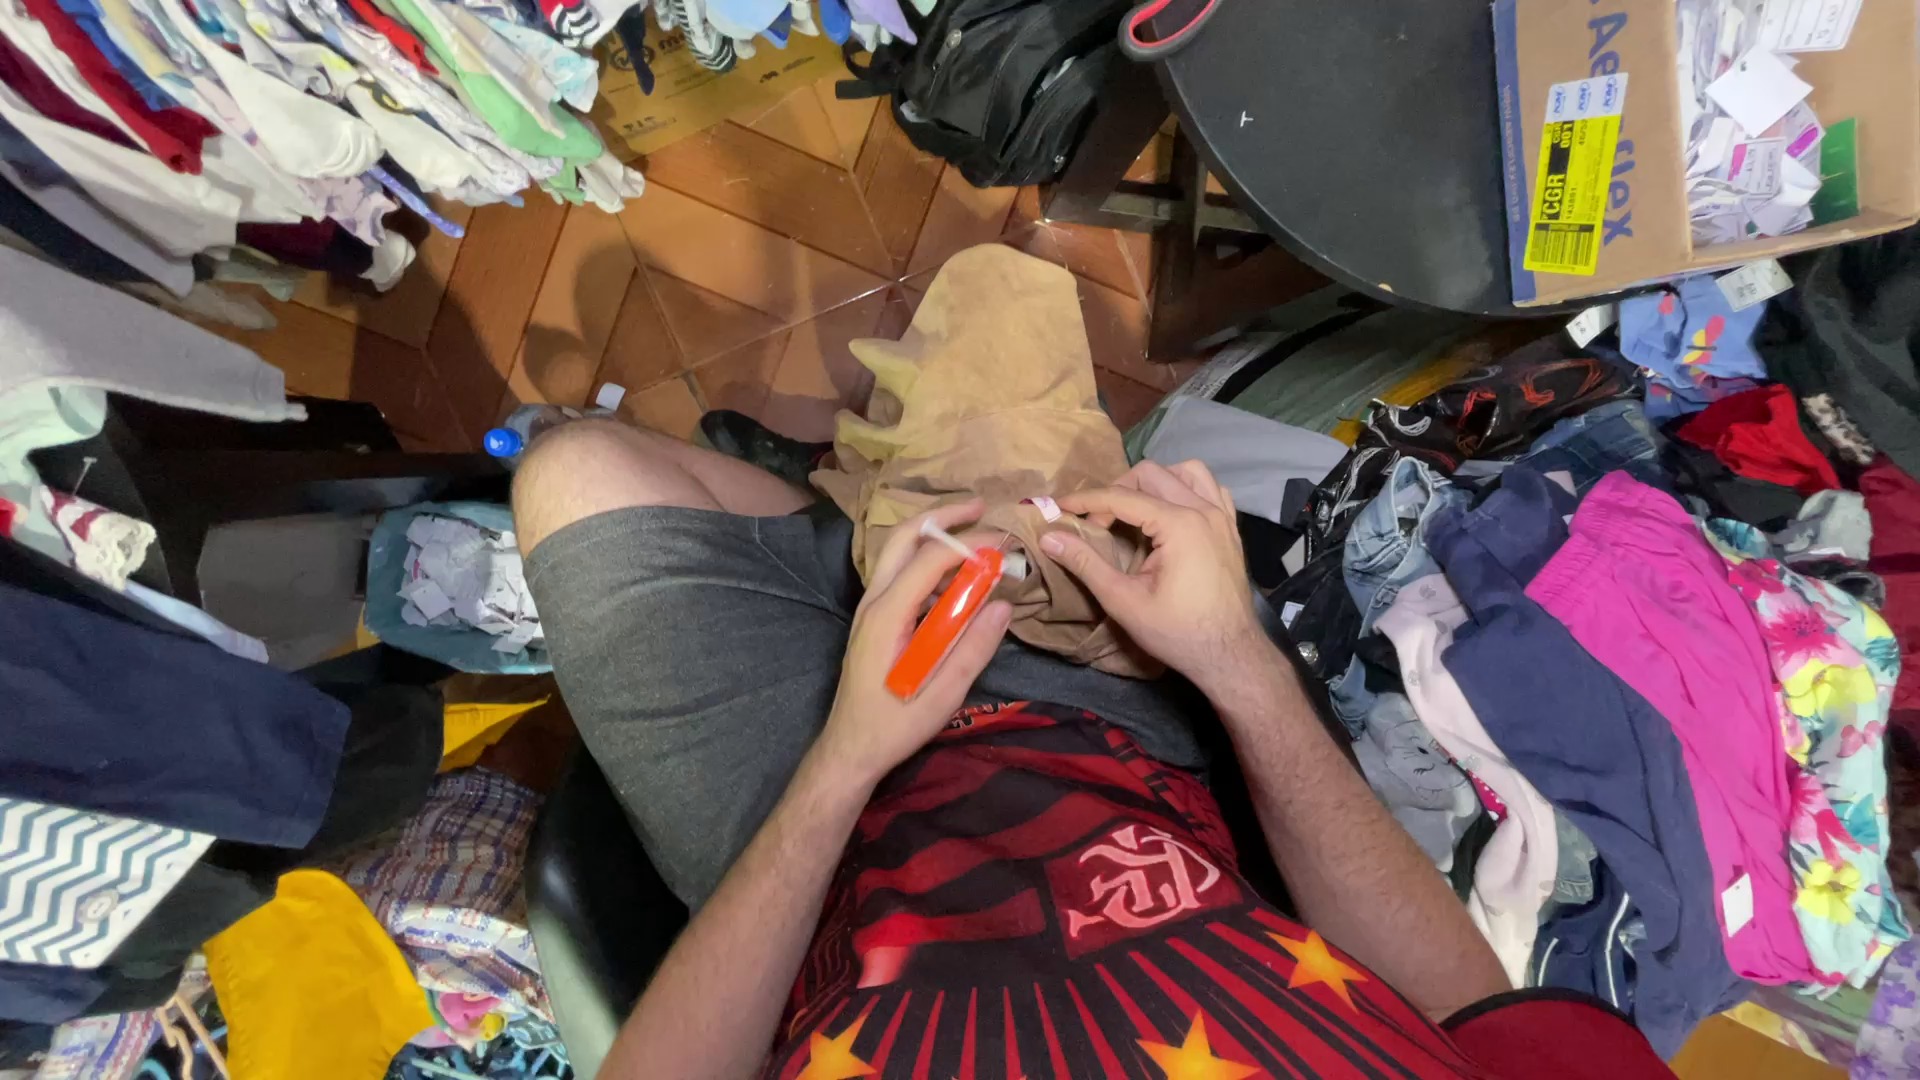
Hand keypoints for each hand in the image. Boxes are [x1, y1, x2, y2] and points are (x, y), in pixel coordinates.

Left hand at [815, 500, 1012, 785]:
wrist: (850, 748)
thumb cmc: (894, 726)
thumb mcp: (943, 696)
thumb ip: (974, 649)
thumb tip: (1003, 604)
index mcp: (887, 615)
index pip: (929, 560)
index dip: (969, 544)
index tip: (1005, 540)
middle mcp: (873, 601)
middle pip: (903, 538)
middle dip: (943, 516)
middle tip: (981, 508)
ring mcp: (869, 607)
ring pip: (898, 551)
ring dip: (935, 536)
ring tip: (975, 535)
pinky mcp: (874, 617)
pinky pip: (900, 573)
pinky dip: (928, 561)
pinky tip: (957, 576)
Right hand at [1041, 461, 1273, 695]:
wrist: (1229, 655)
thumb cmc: (1176, 632)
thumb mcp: (1123, 600)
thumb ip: (1085, 563)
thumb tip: (1048, 537)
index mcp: (1179, 525)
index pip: (1122, 497)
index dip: (1085, 500)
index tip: (1059, 507)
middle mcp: (1204, 510)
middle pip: (1149, 474)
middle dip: (1116, 491)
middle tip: (1097, 523)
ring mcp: (1223, 516)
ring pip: (1184, 471)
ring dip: (1153, 483)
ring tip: (1133, 511)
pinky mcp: (1231, 527)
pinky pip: (1209, 487)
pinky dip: (1185, 489)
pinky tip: (1169, 512)